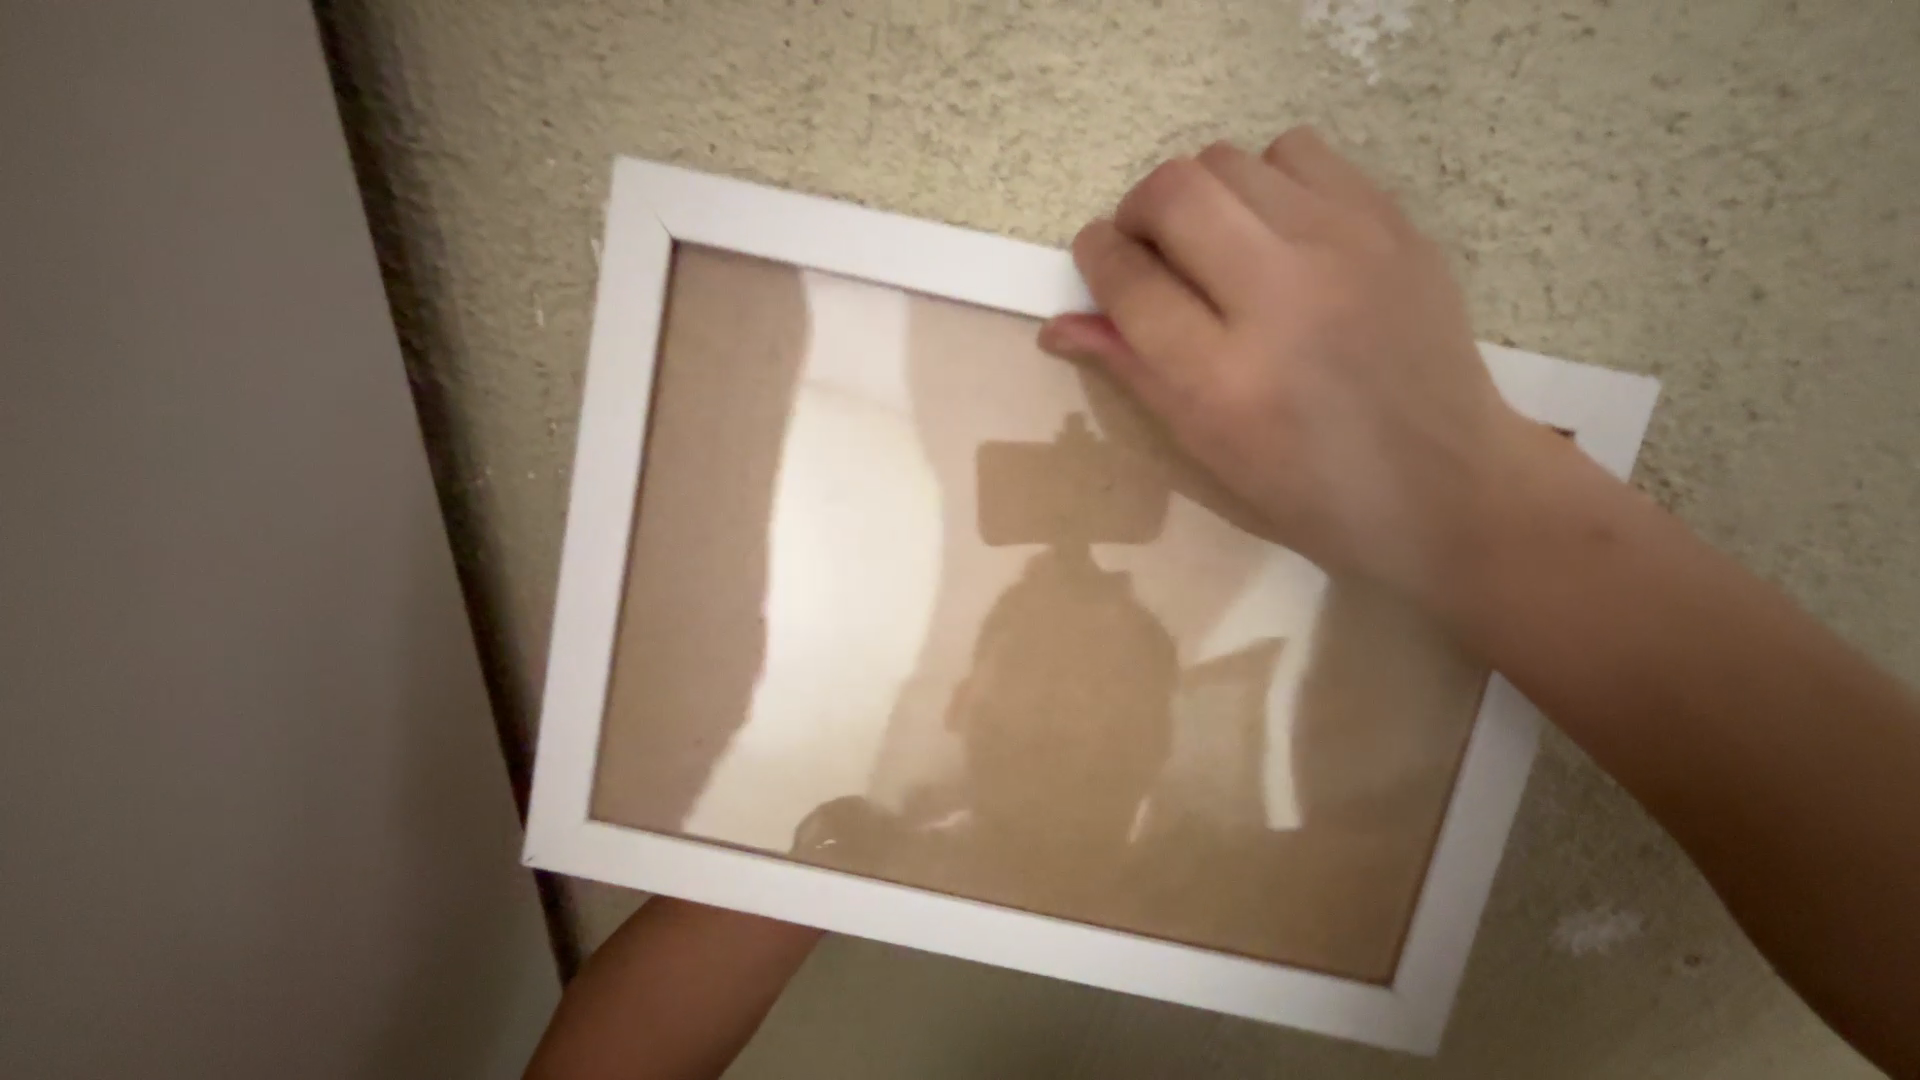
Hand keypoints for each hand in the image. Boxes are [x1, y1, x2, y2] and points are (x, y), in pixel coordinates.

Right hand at [1039, 127, 1546, 606]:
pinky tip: (1273, 232)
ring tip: (1213, 244)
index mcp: (1222, 379)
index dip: (1095, 258)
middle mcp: (1280, 297)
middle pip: (1173, 193)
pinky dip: (1263, 181)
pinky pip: (1297, 153)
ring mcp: (1344, 248)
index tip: (1096, 258)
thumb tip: (1059, 323)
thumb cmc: (1306, 489)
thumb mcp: (1204, 447)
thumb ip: (1130, 371)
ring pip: (1229, 160)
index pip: (1129, 281)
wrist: (1441, 481)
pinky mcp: (1389, 222)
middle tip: (1148, 250)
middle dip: (1136, 212)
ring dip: (1199, 195)